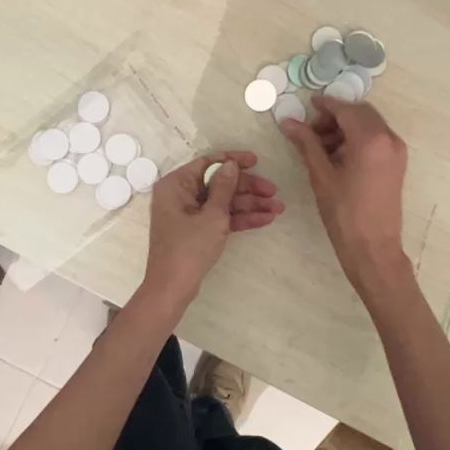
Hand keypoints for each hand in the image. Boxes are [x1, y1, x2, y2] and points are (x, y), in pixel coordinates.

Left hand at [140, 150, 282, 308]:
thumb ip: (223, 187)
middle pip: (219, 184)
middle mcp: (180, 195)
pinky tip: (266, 219)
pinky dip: (240, 219)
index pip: (208, 163)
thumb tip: (230, 165)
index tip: (257, 161)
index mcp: (176, 185)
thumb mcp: (212, 215)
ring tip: (278, 209)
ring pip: (223, 202)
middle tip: (274, 192)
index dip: (233, 161)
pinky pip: (220, 218)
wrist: (172, 288)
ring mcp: (188, 214)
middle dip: (248, 188)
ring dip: (250, 205)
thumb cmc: (189, 248)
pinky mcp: (196, 231)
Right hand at [279, 95, 409, 290]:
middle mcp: (389, 139)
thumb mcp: (321, 176)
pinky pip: (376, 139)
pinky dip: (357, 139)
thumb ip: (307, 144)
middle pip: (359, 113)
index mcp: (371, 140)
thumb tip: (289, 121)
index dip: (324, 105)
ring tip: (321, 148)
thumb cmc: (344, 213)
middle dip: (335, 117)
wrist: (372, 247)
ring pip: (369, 125)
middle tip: (311, 132)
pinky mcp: (397, 163)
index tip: (307, 106)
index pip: (346, 109)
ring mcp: (396, 150)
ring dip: (346, 128)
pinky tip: (338, 157)